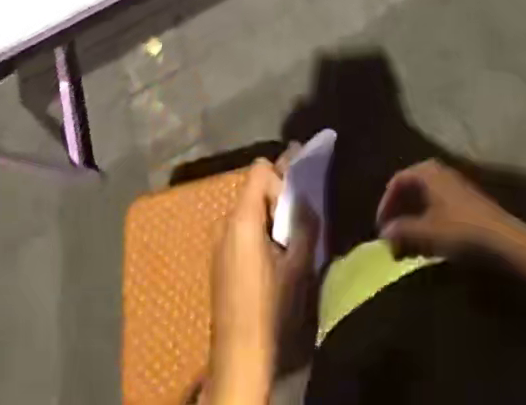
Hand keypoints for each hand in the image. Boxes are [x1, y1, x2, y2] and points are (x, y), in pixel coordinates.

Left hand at [208, 159, 316, 401]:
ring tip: (287, 246)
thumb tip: (308, 199)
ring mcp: (217, 241)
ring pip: (248, 210)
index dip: (281, 179)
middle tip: (297, 226)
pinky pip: (240, 230)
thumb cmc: (271, 307)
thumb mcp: (298, 265)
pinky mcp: (218, 259)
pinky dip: (257, 233)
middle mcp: (224, 221)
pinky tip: (271, 262)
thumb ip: (305, 224)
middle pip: (254, 189)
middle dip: (277, 199)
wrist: (239, 355)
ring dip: (268, 218)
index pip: (260, 169)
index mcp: (242, 217)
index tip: (296, 207)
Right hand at [375, 159, 525, 262]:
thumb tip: (384, 231)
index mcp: (428, 172)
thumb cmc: (462, 230)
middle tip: (391, 234)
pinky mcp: (467, 202)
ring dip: (414, 221)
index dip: (386, 204)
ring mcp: (455, 186)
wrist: (505, 241)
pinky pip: (439, 207)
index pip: (398, 181)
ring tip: (408, 244)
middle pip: (411, 189)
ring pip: (425, 200)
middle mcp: (440, 173)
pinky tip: (429, 244)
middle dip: (400, 213)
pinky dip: (428, 223)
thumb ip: (402, 230)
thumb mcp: (427, 232)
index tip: (381, 227)